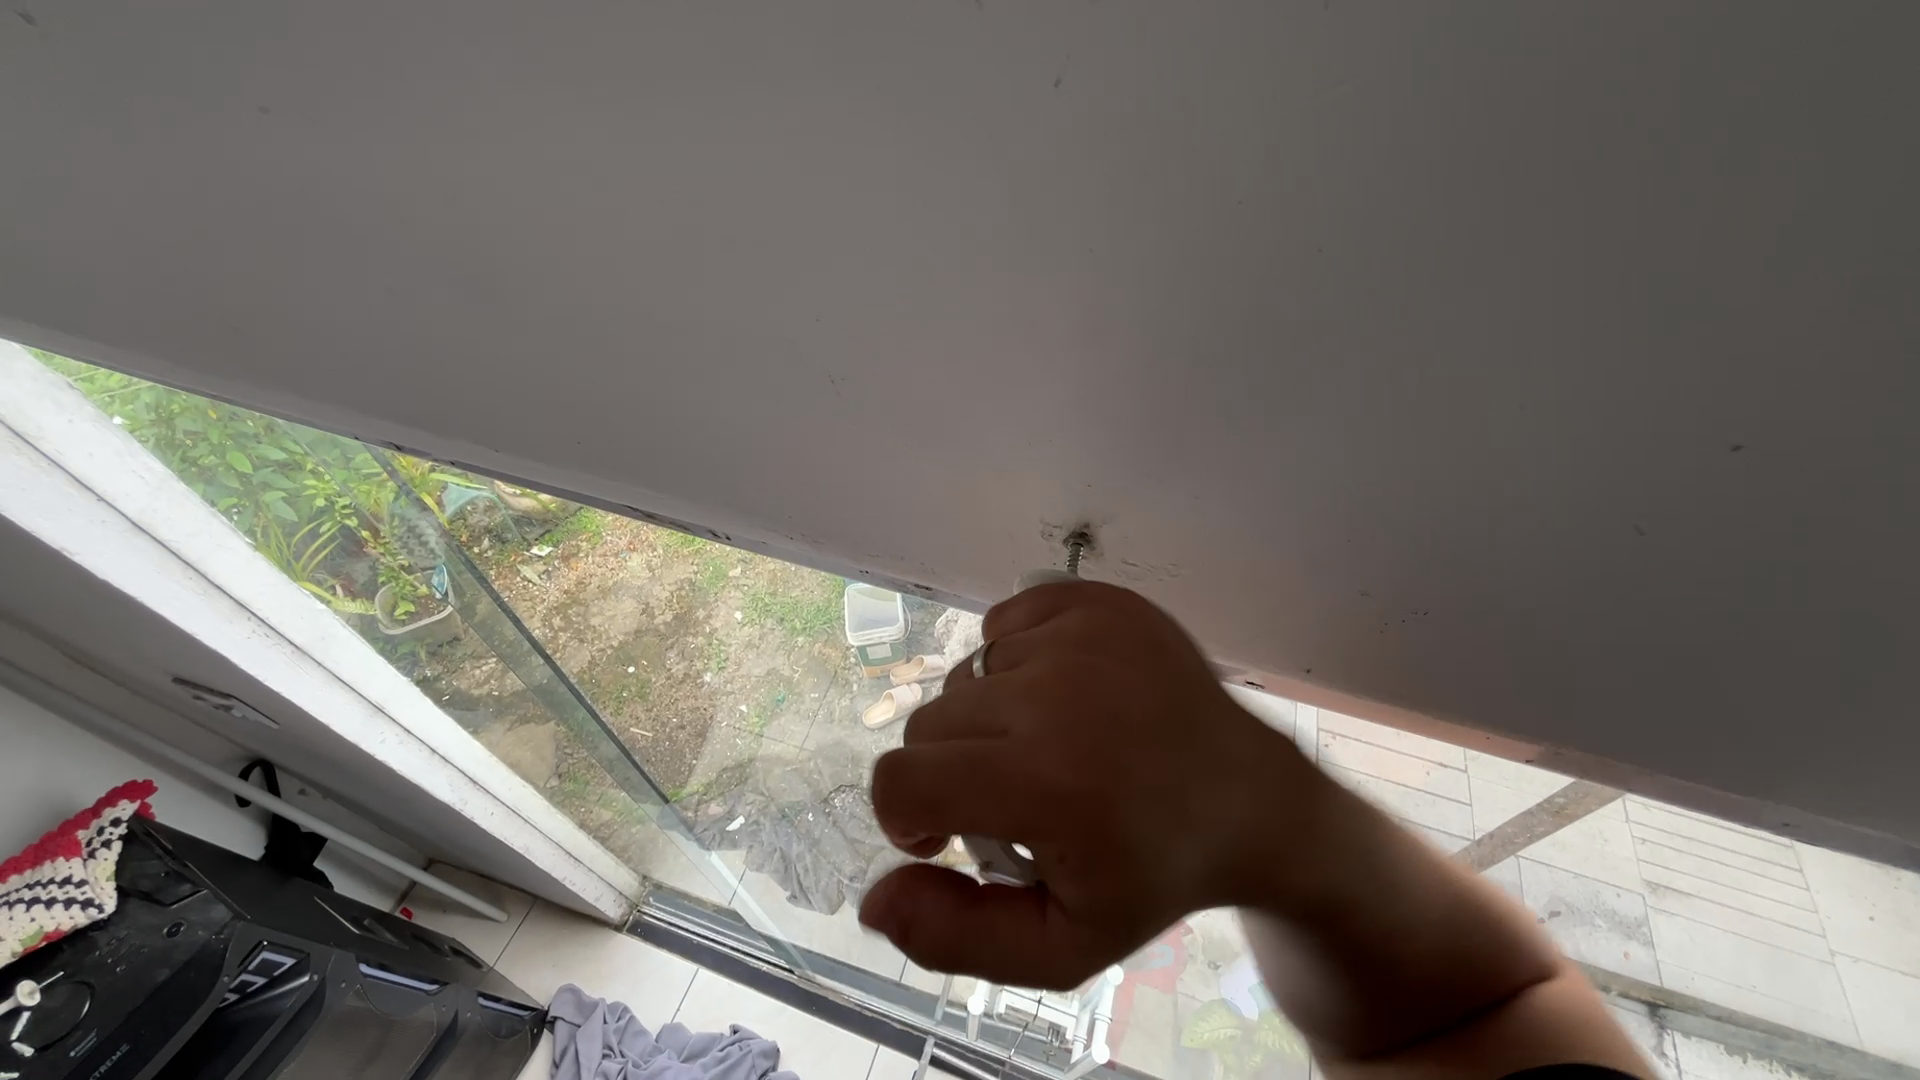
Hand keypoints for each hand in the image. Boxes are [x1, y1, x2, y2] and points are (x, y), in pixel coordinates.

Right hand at [859, 581, 1313, 988]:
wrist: (1248, 798)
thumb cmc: (1150, 875)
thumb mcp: (1060, 945)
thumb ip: (954, 937)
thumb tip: (873, 898)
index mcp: (1047, 782)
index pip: (902, 781)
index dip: (908, 818)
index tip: (948, 836)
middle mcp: (1056, 692)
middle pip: (928, 725)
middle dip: (951, 770)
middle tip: (1014, 796)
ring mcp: (1078, 634)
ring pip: (965, 675)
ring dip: (989, 717)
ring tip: (1052, 745)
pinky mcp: (1093, 599)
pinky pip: (1002, 624)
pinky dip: (1016, 662)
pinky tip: (1066, 695)